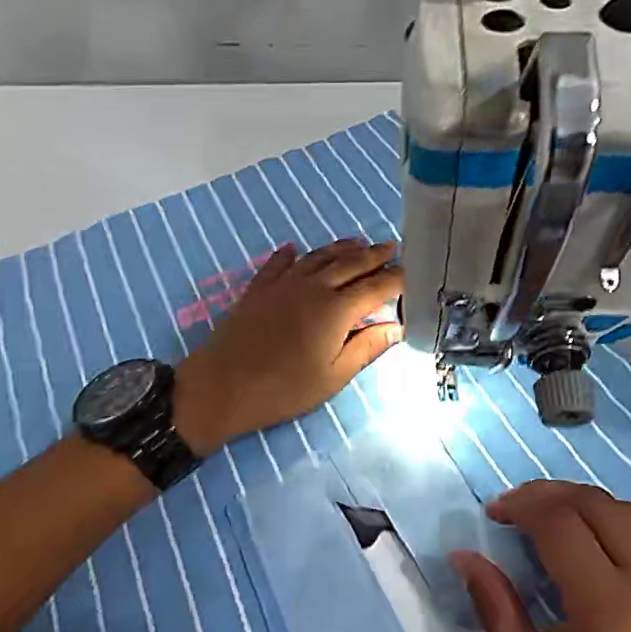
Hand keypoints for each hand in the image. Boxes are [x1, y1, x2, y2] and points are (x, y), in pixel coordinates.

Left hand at [175, 238, 402, 455]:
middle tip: (391, 248)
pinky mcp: (258, 290)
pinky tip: (294, 248)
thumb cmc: (283, 389)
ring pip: (318, 257)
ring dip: (341, 248)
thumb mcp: (333, 377)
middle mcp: (313, 287)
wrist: (221, 386)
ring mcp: (282, 285)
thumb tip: (395, 327)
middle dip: (373, 256)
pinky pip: (278, 263)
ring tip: (358, 243)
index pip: (374, 288)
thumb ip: (366, 348)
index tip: (409, 274)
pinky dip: (291, 254)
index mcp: (336, 310)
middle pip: (349, 264)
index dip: (394, 280)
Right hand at [454, 482, 630, 631]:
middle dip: (553, 494)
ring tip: (553, 528)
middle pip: (601, 505)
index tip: (494, 513)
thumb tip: (464, 557)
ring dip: (589, 509)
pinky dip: (620, 536)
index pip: (561, 522)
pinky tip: (598, 566)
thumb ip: (496, 609)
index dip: (522, 505)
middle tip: (517, 510)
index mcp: (610, 606)